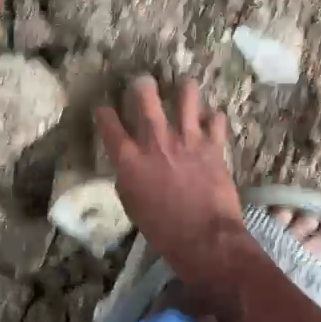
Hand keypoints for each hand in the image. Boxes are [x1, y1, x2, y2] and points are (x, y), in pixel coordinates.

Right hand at [97, 77, 246, 277]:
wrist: (205, 239)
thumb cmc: (162, 229)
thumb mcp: (132, 204)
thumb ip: (128, 177)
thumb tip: (129, 165)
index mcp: (129, 158)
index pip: (108, 123)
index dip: (104, 113)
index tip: (105, 111)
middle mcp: (155, 141)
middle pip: (144, 96)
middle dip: (142, 85)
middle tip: (144, 82)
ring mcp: (186, 139)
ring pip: (186, 97)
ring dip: (186, 90)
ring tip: (186, 86)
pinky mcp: (213, 146)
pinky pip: (216, 120)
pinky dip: (214, 118)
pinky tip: (212, 119)